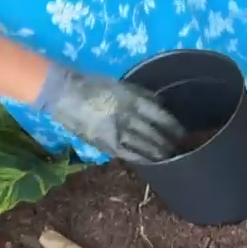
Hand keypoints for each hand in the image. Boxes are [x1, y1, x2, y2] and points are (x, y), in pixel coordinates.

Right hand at [31, 65, 182, 162]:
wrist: (63, 94)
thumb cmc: (93, 85)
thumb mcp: (120, 84)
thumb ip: (141, 94)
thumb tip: (162, 104)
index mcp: (130, 99)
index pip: (159, 115)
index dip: (173, 127)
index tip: (183, 133)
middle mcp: (126, 117)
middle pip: (154, 134)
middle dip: (169, 143)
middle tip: (180, 149)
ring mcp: (116, 132)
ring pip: (144, 147)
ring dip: (159, 153)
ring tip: (170, 157)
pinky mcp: (106, 145)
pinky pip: (130, 155)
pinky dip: (143, 159)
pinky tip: (152, 163)